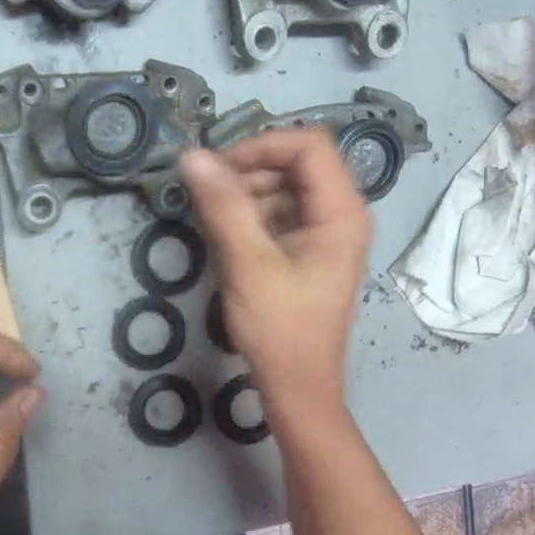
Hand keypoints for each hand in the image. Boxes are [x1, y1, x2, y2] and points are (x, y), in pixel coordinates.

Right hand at [181, 131, 370, 415]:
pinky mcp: (311, 254)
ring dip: (248, 197)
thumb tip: (192, 156)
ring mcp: (328, 236)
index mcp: (342, 213)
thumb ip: (223, 206)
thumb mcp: (248, 264)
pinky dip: (253, 220)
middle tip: (209, 197)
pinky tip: (229, 242)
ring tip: (215, 224)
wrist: (298, 388)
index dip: (261, 145)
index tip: (218, 168)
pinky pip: (282, 218)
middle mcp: (342, 216)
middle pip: (297, 165)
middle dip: (251, 172)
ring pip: (286, 190)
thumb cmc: (280, 329)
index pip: (308, 145)